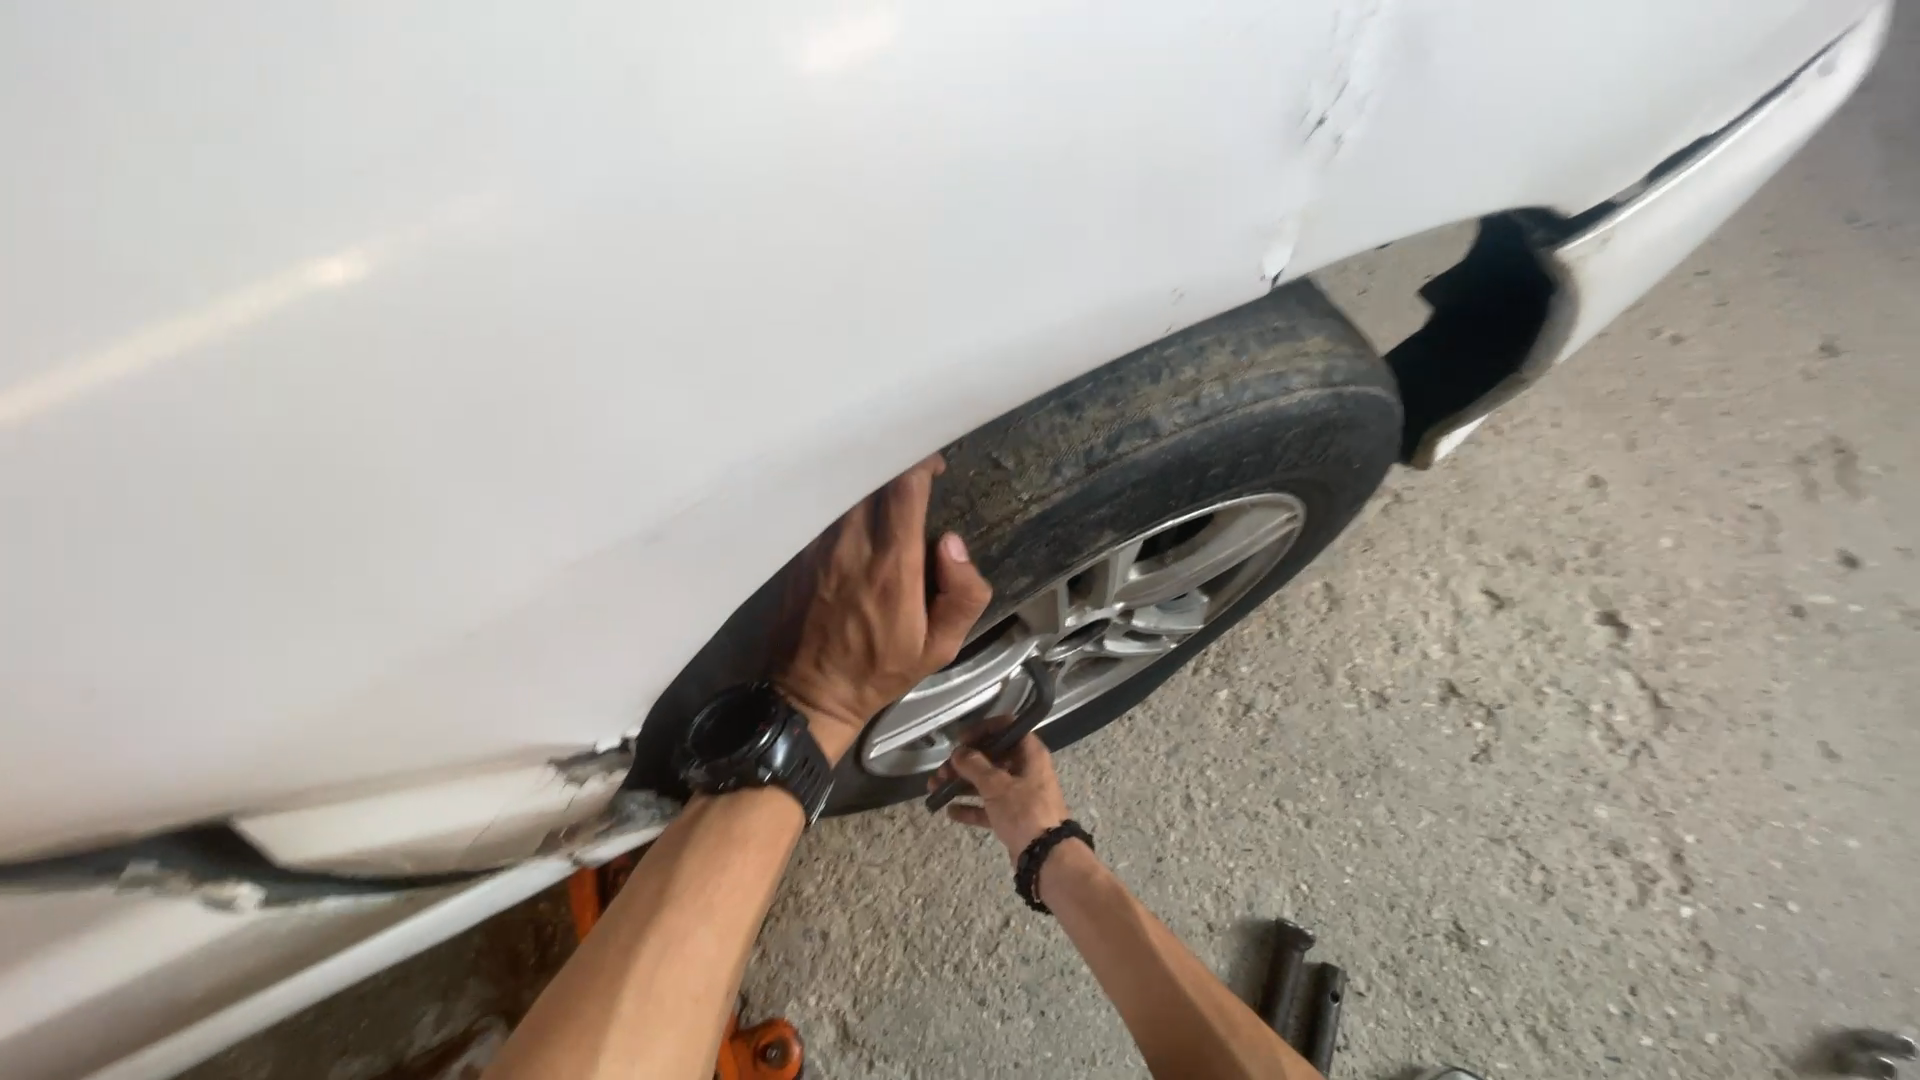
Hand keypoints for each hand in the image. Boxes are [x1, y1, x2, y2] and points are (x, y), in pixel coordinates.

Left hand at [774, 455, 993, 755]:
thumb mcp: (941, 647)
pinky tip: (854, 512)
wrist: (810, 693)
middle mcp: (852, 547)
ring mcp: (819, 548)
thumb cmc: (881, 670)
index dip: (920, 464)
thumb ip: (963, 594)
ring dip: (864, 482)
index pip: (904, 489)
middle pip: (869, 479)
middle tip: (910, 472)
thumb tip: (953, 542)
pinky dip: (841, 502)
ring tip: (883, 490)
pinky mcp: (799, 555)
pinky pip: (822, 512)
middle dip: (892, 465)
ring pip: (842, 491)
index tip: (932, 465)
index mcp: (893, 567)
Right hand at [931, 735, 1071, 863]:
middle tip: (942, 770)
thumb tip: (959, 752)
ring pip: (987, 783)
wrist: (1045, 856)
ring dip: (961, 784)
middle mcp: (1026, 770)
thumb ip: (974, 765)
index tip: (962, 739)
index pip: (1007, 728)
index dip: (983, 730)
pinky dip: (971, 807)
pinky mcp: (1013, 817)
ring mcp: (1020, 795)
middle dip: (964, 763)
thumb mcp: (997, 784)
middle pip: (992, 757)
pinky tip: (950, 811)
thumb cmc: (1024, 810)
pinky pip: (988, 807)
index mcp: (1030, 754)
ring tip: (935, 789)